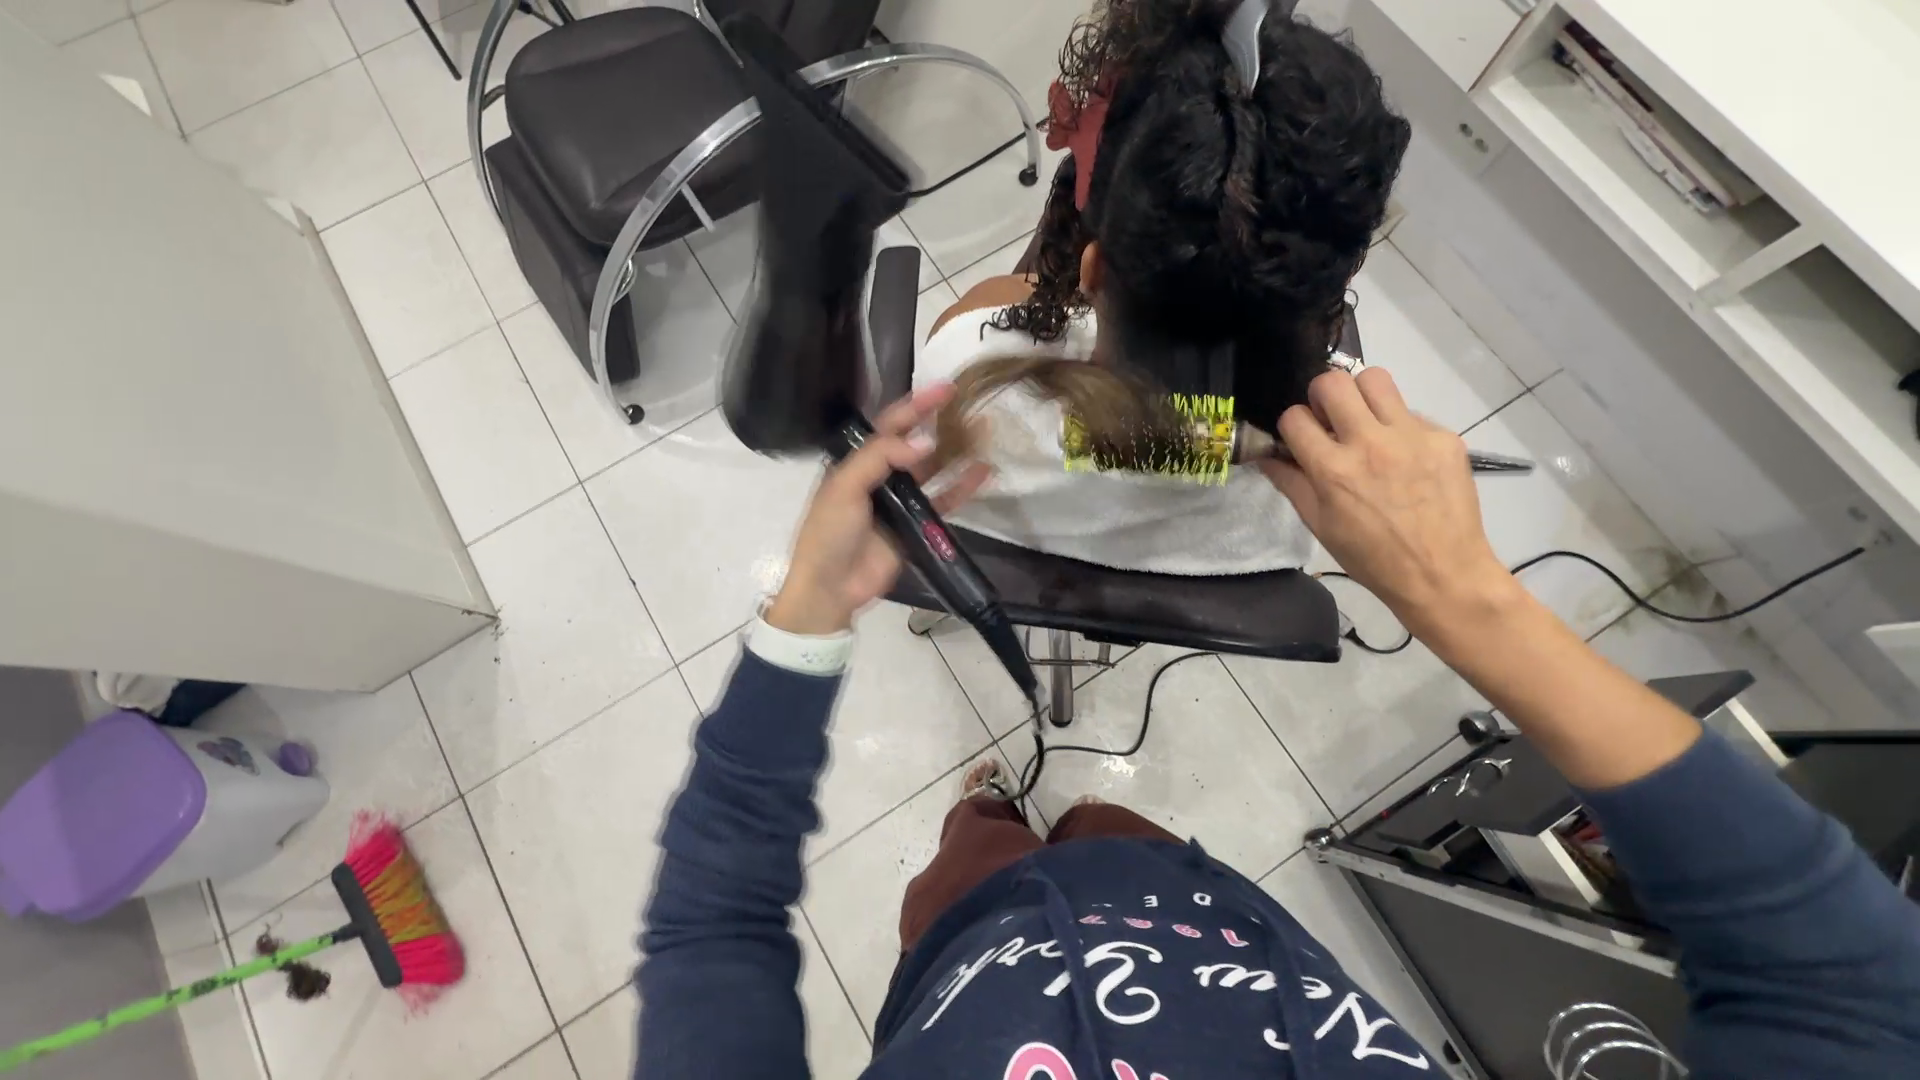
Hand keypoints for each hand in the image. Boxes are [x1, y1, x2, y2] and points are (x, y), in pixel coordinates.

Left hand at [766, 385, 991, 635]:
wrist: (830, 587)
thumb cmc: (829, 533)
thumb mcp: (845, 488)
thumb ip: (880, 457)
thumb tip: (926, 441)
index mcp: (856, 463)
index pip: (889, 425)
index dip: (915, 405)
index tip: (943, 388)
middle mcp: (881, 476)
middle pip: (915, 443)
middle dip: (940, 423)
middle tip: (969, 404)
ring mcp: (901, 502)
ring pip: (933, 470)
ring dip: (956, 452)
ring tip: (984, 433)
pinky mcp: (917, 526)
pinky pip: (944, 502)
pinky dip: (962, 487)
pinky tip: (983, 472)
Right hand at [1256, 368, 1520, 636]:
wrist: (1442, 573)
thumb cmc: (1370, 557)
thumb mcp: (1319, 525)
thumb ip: (1290, 483)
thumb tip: (1265, 456)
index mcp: (1333, 470)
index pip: (1295, 417)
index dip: (1291, 425)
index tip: (1300, 438)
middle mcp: (1369, 444)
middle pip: (1332, 382)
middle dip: (1321, 395)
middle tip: (1329, 417)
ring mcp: (1411, 436)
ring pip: (1375, 378)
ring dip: (1361, 395)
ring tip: (1365, 421)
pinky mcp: (1443, 437)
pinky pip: (1410, 411)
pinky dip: (1398, 426)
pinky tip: (1404, 457)